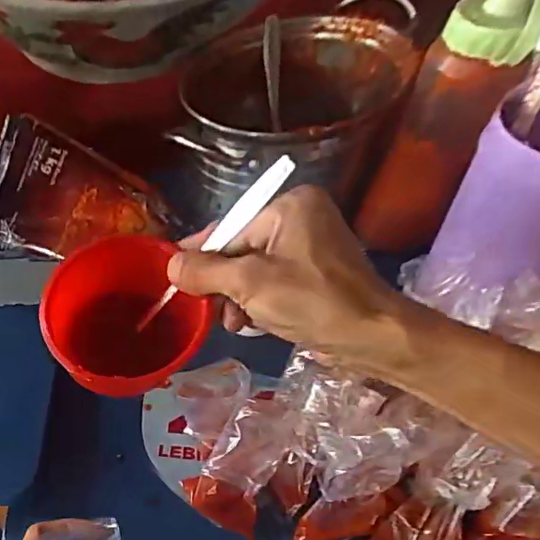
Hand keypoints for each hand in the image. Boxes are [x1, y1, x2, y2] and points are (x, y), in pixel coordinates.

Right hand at [167, 186, 418, 374]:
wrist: (369, 334)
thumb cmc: (309, 301)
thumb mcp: (248, 284)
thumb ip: (204, 271)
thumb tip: (170, 264)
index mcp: (289, 205)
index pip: (227, 231)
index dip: (200, 259)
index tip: (177, 282)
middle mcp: (301, 216)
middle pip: (238, 250)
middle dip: (224, 285)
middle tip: (215, 312)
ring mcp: (310, 244)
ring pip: (252, 270)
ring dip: (239, 299)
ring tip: (238, 323)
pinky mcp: (315, 272)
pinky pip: (272, 281)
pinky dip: (259, 302)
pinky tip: (256, 322)